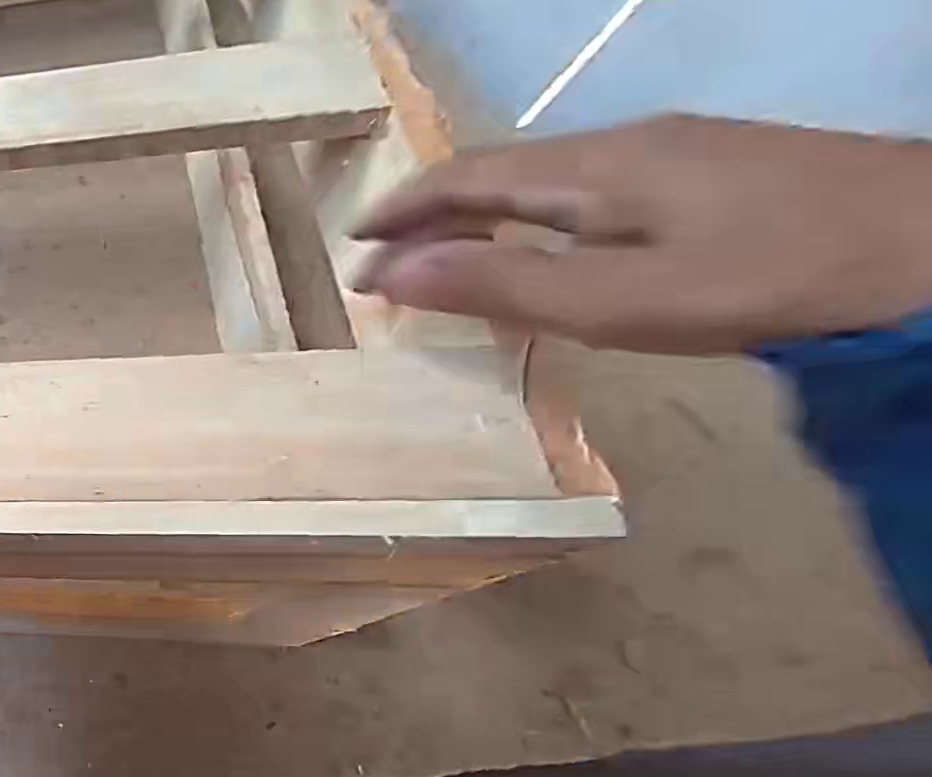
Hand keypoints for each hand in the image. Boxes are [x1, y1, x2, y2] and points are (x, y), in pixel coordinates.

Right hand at [350, 115, 931, 353]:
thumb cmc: (757, 281)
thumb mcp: (607, 297)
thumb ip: (495, 283)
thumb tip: (392, 273)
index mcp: (593, 168)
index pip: (466, 177)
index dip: (401, 208)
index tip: (352, 243)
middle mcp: (621, 146)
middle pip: (496, 173)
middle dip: (425, 217)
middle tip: (379, 264)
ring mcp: (665, 156)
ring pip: (534, 181)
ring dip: (469, 220)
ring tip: (431, 262)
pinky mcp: (695, 176)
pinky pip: (573, 191)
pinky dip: (518, 221)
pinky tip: (519, 249)